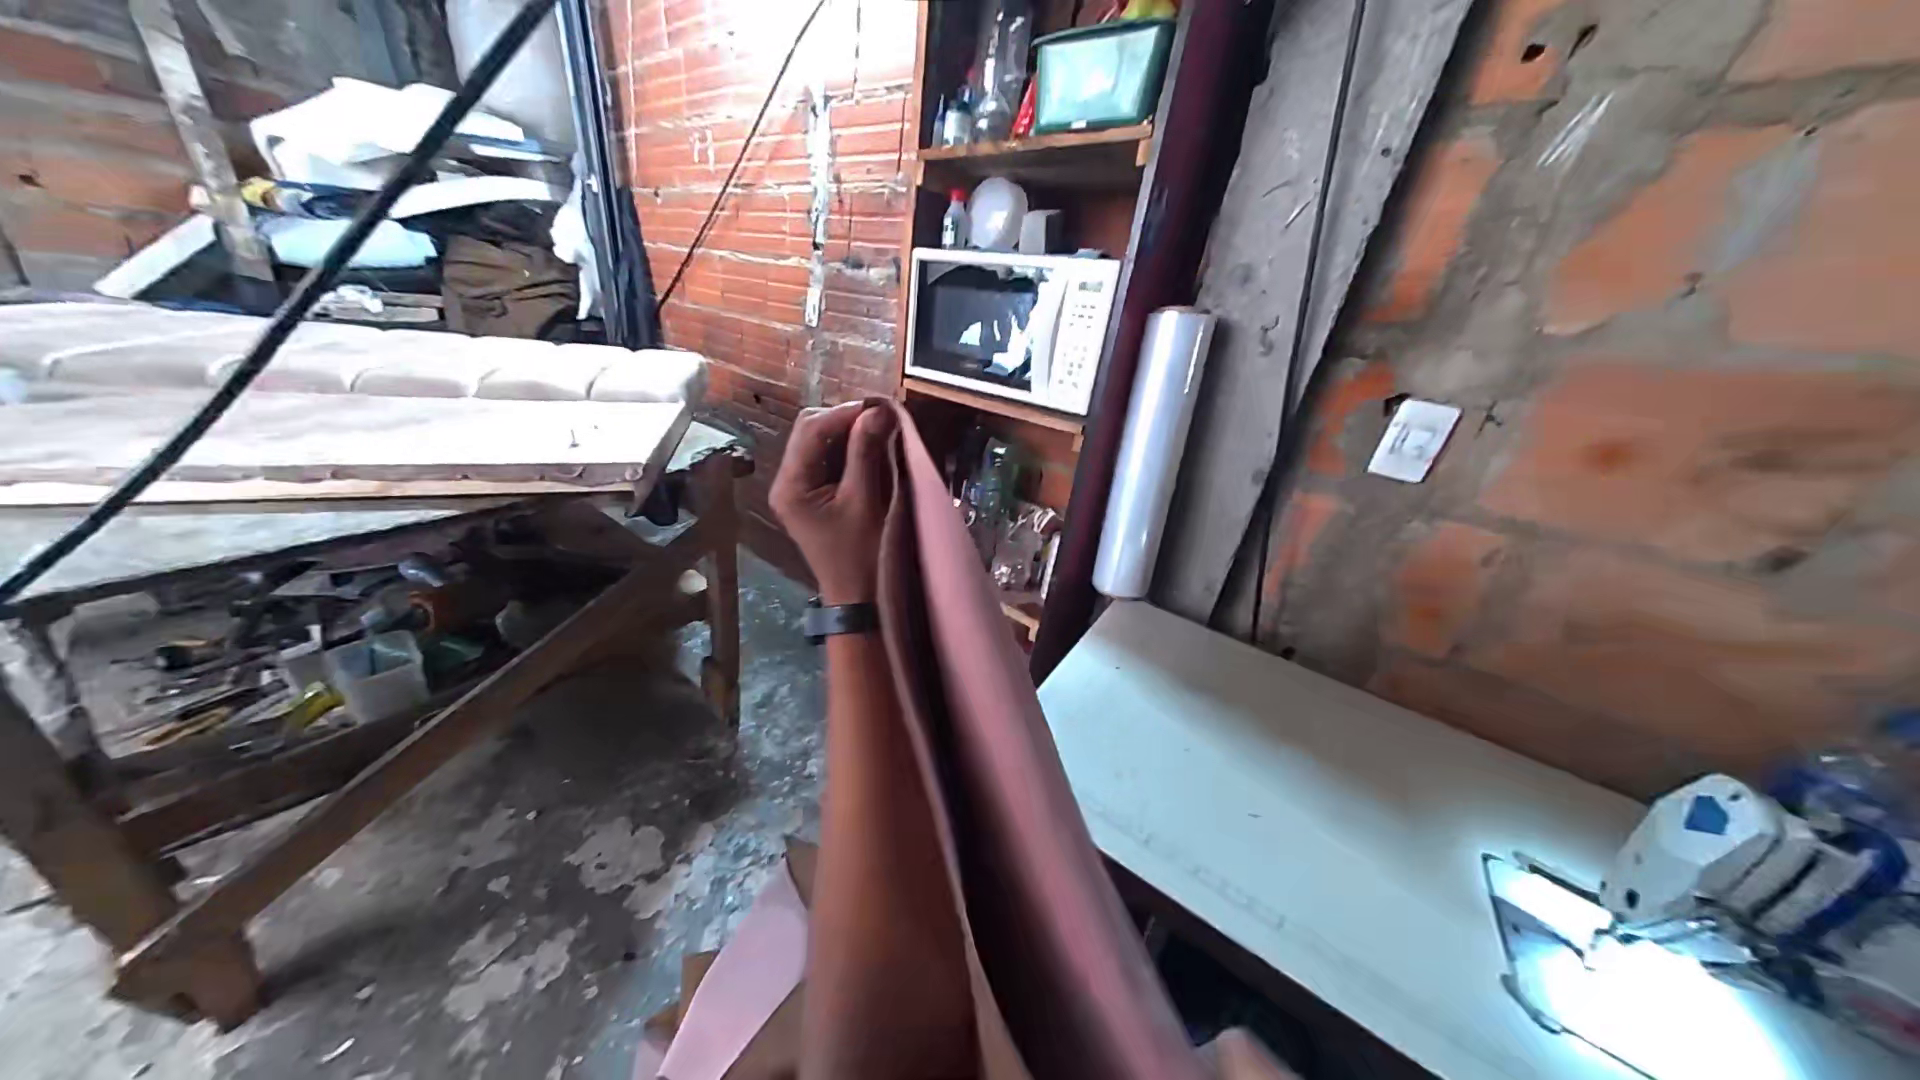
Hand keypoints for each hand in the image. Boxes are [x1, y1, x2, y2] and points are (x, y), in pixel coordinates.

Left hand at [769, 400, 895, 604]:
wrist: (860, 598)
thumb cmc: (861, 556)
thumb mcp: (865, 502)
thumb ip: (867, 453)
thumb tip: (879, 410)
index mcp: (790, 486)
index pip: (811, 431)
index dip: (845, 413)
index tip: (879, 407)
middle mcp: (787, 481)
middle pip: (811, 431)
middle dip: (846, 420)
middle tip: (882, 418)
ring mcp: (800, 487)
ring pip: (821, 442)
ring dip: (850, 433)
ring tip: (881, 428)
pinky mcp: (815, 493)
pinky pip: (830, 458)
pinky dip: (851, 449)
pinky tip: (872, 446)